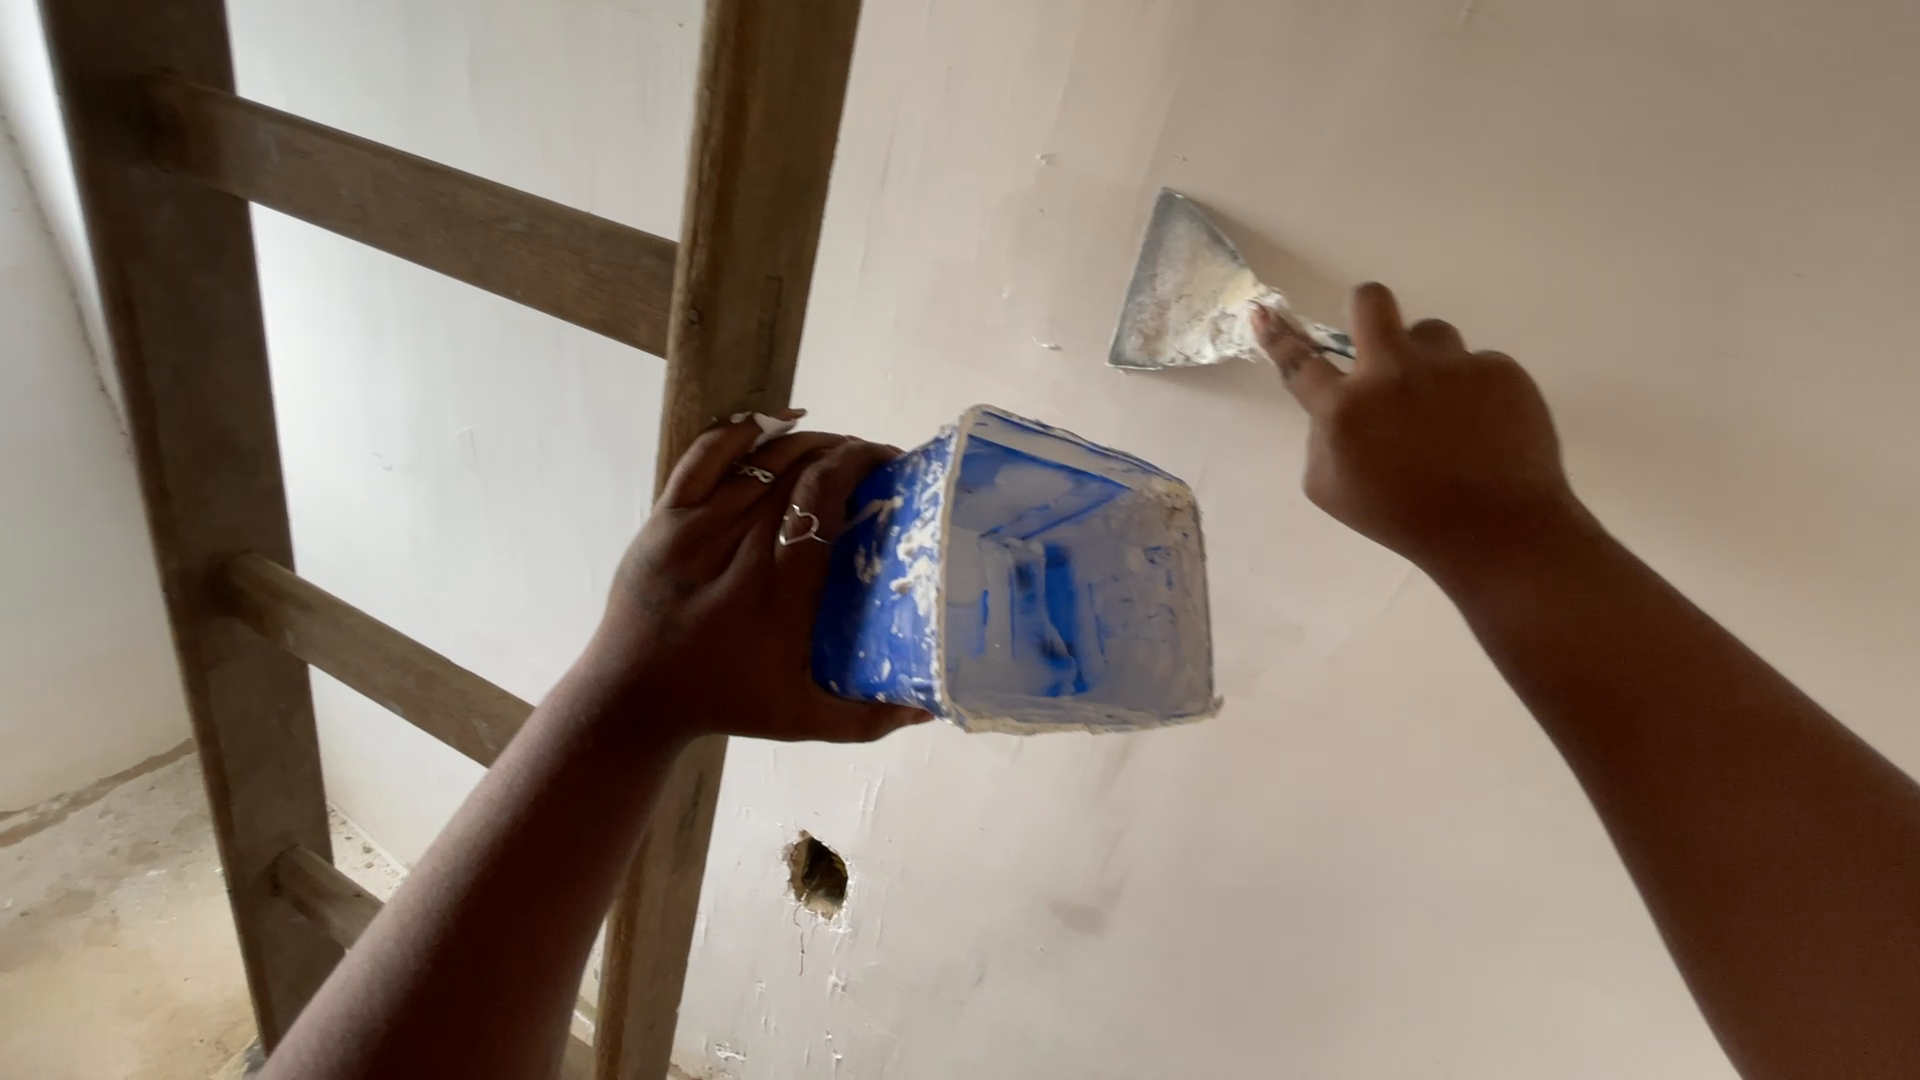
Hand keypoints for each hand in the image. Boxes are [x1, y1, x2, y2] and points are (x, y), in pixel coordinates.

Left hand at [580, 412, 930, 743]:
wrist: (629, 697)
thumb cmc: (725, 704)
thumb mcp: (801, 721)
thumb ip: (867, 719)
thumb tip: (929, 712)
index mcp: (775, 592)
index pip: (819, 502)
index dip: (856, 467)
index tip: (890, 463)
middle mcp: (733, 550)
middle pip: (796, 473)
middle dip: (844, 453)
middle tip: (875, 460)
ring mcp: (692, 528)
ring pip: (760, 460)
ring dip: (808, 444)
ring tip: (840, 449)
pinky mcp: (664, 518)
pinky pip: (706, 456)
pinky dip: (745, 431)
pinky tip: (781, 422)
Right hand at [1255, 283, 1591, 575]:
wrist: (1494, 529)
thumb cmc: (1399, 516)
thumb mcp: (1329, 488)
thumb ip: (1322, 438)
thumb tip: (1336, 407)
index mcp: (1342, 409)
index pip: (1298, 360)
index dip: (1278, 335)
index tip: (1263, 312)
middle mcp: (1391, 374)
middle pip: (1371, 303)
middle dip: (1363, 307)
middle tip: (1373, 333)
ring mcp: (1450, 366)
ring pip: (1429, 333)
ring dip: (1423, 359)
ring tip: (1439, 403)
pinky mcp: (1499, 370)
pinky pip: (1474, 363)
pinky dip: (1469, 389)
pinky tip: (1477, 426)